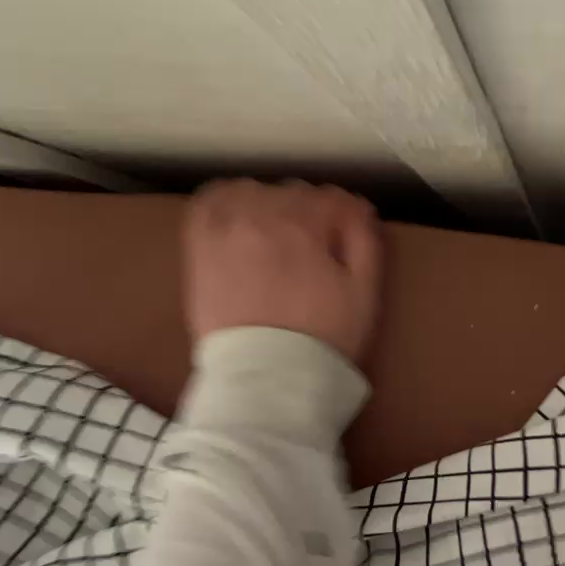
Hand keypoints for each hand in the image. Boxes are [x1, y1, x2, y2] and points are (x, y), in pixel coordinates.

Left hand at [182, 179, 383, 364]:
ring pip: (251, 191)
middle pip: (292, 193)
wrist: (269, 374)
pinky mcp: (199, 246)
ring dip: (270, 202)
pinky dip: (226, 200)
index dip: (348, 212)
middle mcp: (261, 216)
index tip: (354, 227)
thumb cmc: (324, 336)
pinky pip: (208, 202)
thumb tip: (359, 211)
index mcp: (305, 226)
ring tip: (279, 229)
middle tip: (321, 238)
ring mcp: (224, 229)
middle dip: (312, 209)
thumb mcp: (364, 293)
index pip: (331, 199)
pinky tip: (238, 215)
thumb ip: (364, 243)